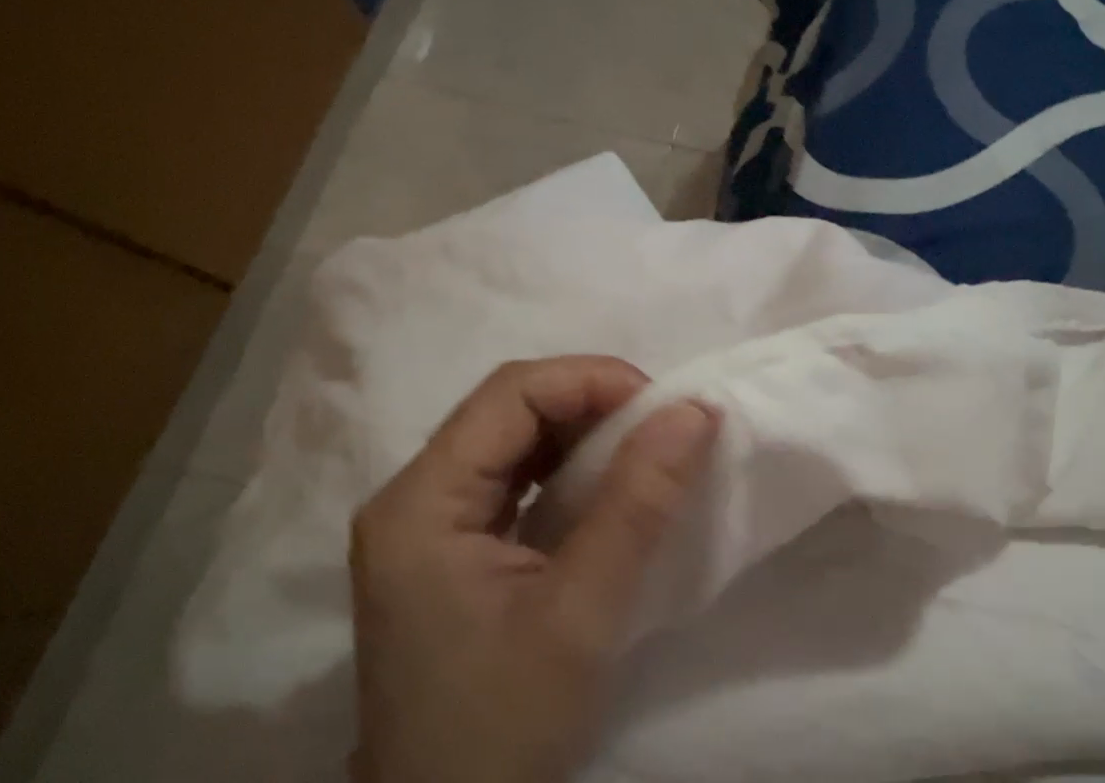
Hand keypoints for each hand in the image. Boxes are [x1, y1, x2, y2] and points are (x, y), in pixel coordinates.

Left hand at [348, 356, 718, 782]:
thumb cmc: (505, 722)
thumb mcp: (582, 614)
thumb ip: (637, 504)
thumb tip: (694, 410)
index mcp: (419, 504)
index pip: (508, 395)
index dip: (591, 382)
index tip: (663, 410)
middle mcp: (410, 499)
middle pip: (505, 411)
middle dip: (590, 406)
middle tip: (662, 430)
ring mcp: (425, 527)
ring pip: (511, 443)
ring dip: (582, 438)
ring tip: (645, 455)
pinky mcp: (448, 553)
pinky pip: (512, 484)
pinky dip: (567, 475)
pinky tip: (607, 493)